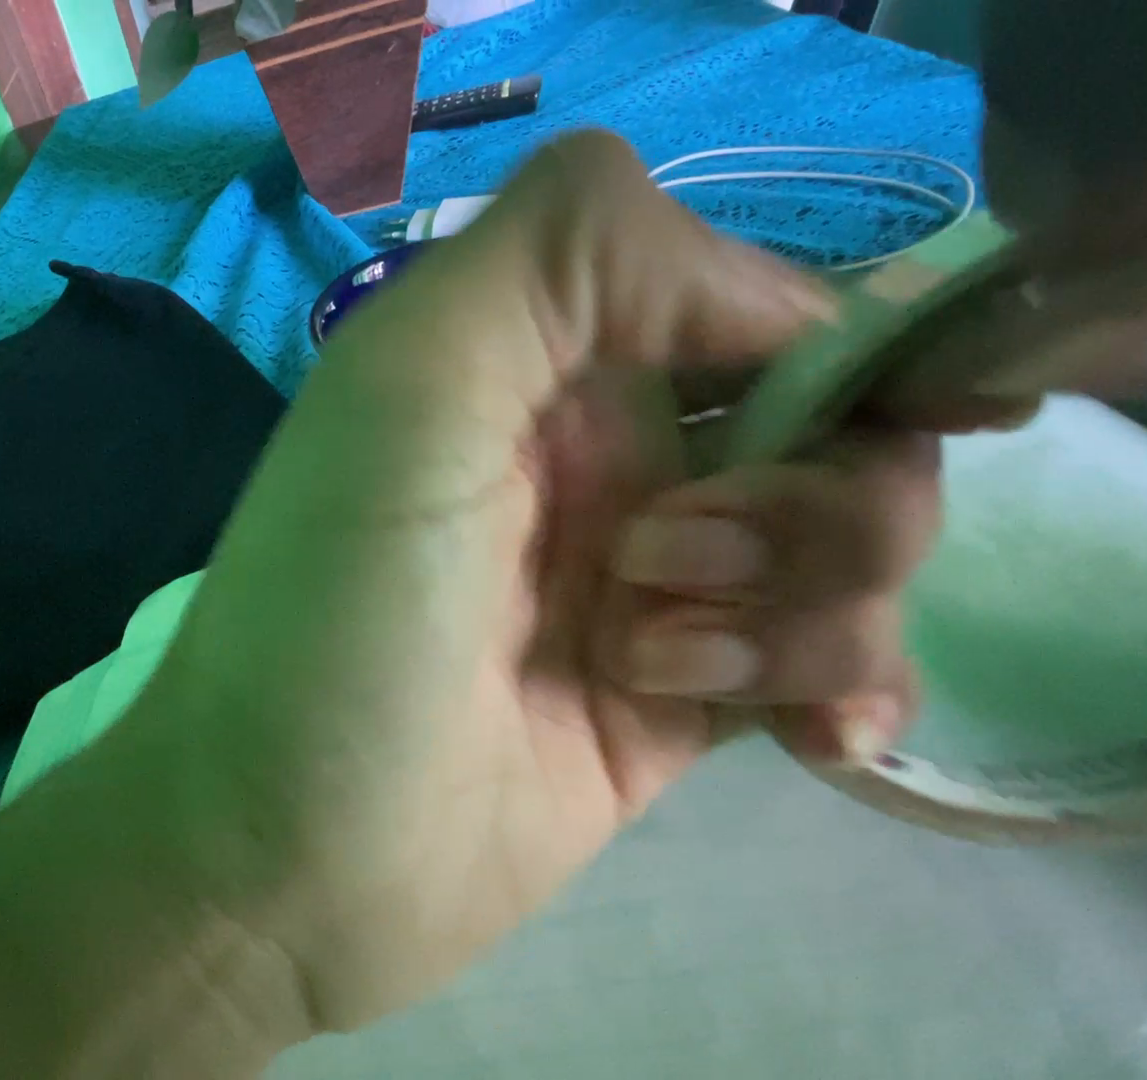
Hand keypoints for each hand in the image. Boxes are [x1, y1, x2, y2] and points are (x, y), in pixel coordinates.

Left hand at [121, 131, 939, 1038]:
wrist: (293, 849)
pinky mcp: (673, 699)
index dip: (826, 337)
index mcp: (531, 372)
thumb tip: (763, 290)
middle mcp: (592, 464)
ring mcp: (640, 583)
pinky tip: (809, 735)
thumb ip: (562, 256)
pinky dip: (847, 683)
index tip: (853, 404)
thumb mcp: (408, 386)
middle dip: (814, 494)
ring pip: (846, 542)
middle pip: (826, 424)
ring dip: (802, 599)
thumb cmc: (333, 613)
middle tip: (666, 565)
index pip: (742, 300)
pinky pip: (836, 658)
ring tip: (648, 662)